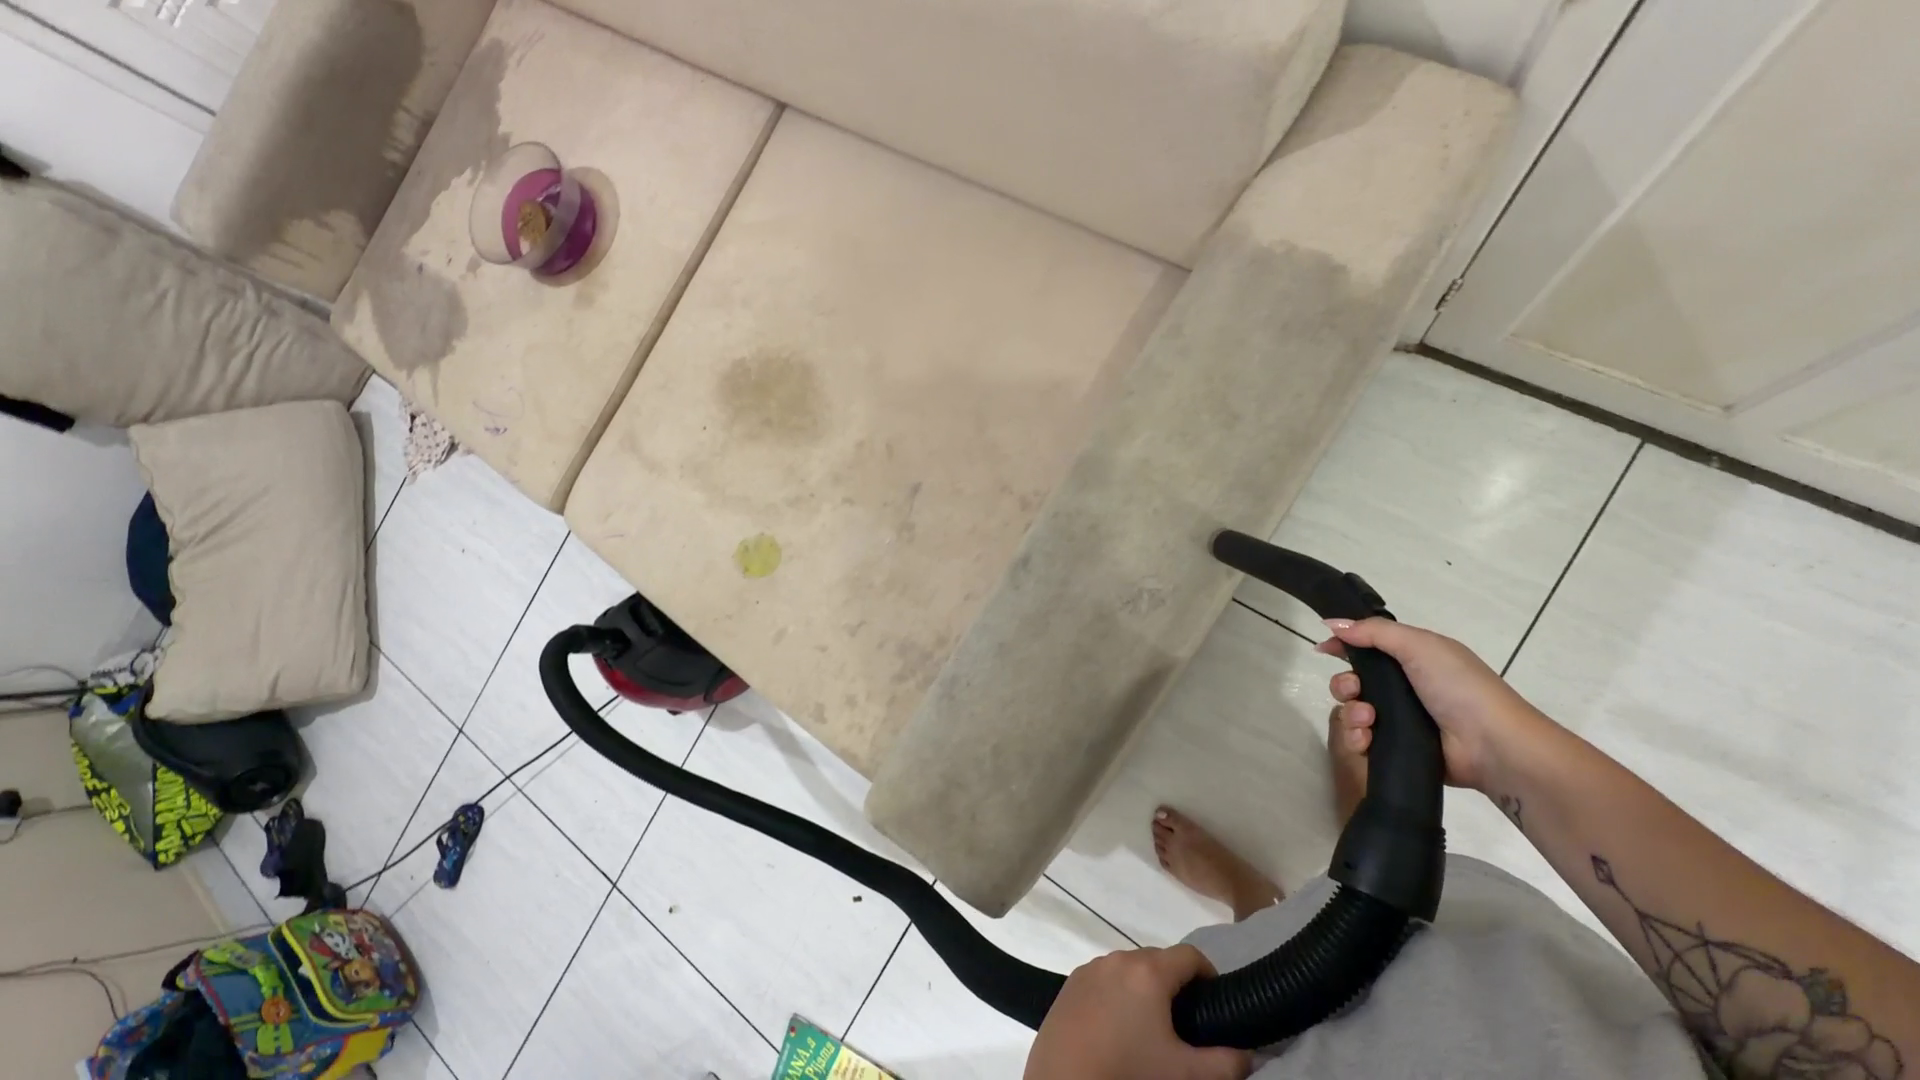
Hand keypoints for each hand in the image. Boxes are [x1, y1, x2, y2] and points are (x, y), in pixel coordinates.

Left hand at [1025, 946, 1251, 1079]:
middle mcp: (1117, 959)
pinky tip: (1117, 1030)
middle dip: (1176, 984)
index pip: (1190, 955)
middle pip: (1158, 960)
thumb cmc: (1128, 1074)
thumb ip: (1226, 1063)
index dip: (1209, 975)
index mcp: (1148, 971)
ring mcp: (1089, 970)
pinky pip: (1104, 980)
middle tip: (1186, 1022)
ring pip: (1129, 969)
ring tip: (1150, 1029)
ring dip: (1144, 989)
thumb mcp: (1185, 1074)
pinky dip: (1117, 995)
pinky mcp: (1068, 986)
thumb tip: (1248, 1054)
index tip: (1215, 1002)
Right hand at [1318, 618, 1547, 792]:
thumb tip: (1333, 623)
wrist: (1491, 744)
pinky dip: (1357, 739)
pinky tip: (1366, 739)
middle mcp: (1403, 688)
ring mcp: (1399, 720)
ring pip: (1353, 712)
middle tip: (1355, 692)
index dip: (1343, 646)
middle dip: (1344, 685)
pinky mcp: (1396, 748)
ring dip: (1351, 714)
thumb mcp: (1420, 646)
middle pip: (1352, 681)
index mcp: (1411, 659)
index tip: (1322, 650)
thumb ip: (1375, 632)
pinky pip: (1361, 740)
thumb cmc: (1459, 688)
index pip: (1367, 648)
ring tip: (1368, 721)